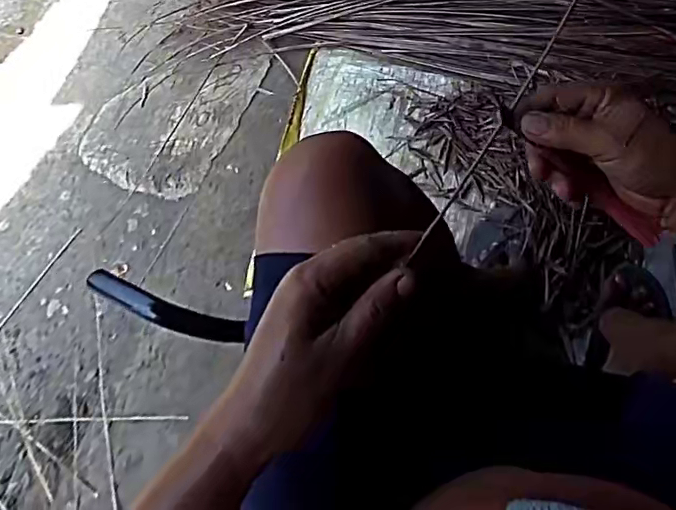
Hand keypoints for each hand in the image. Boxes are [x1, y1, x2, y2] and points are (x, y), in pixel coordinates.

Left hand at [203, 231, 418, 466]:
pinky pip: (343, 290)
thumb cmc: (287, 394)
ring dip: (382, 274)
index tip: (432, 242)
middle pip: (358, 254)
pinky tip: (386, 304)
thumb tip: (409, 275)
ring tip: (416, 279)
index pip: (363, 246)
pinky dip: (368, 292)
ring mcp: (303, 294)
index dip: (398, 241)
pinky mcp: (305, 313)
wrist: (243, 434)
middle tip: (431, 262)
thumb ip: (373, 311)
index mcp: (309, 278)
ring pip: (352, 272)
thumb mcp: (337, 354)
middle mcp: (305, 277)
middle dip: (393, 255)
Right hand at [517, 83, 675, 228]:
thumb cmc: (653, 158)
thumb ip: (565, 131)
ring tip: (565, 188)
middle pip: (547, 126)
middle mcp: (591, 116)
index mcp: (599, 98)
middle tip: (541, 169)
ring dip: (553, 171)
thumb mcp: (607, 141)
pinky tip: (573, 194)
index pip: (553, 96)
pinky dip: (564, 183)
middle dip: (542, 150)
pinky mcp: (592, 167)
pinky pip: (565, 171)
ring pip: (554, 152)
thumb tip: (528, 121)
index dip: (532, 112)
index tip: (517, 132)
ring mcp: (591, 143)